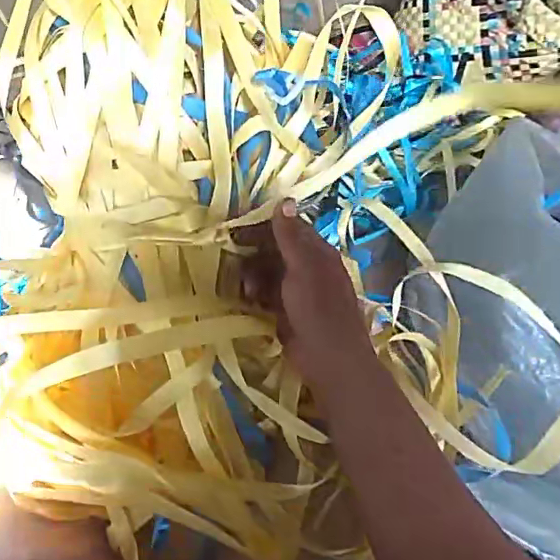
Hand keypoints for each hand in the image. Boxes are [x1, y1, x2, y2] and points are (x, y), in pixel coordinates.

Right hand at [238, 199, 375, 390]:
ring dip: (252, 277)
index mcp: (318, 253)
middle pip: (274, 250)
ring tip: (246, 291)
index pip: (288, 228)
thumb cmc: (318, 310)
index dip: (262, 226)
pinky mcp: (287, 311)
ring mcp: (298, 291)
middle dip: (253, 254)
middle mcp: (309, 268)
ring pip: (268, 273)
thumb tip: (284, 200)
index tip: (234, 228)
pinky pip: (266, 294)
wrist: (329, 359)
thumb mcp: (303, 268)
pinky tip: (248, 302)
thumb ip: (290, 236)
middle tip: (231, 258)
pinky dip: (255, 295)